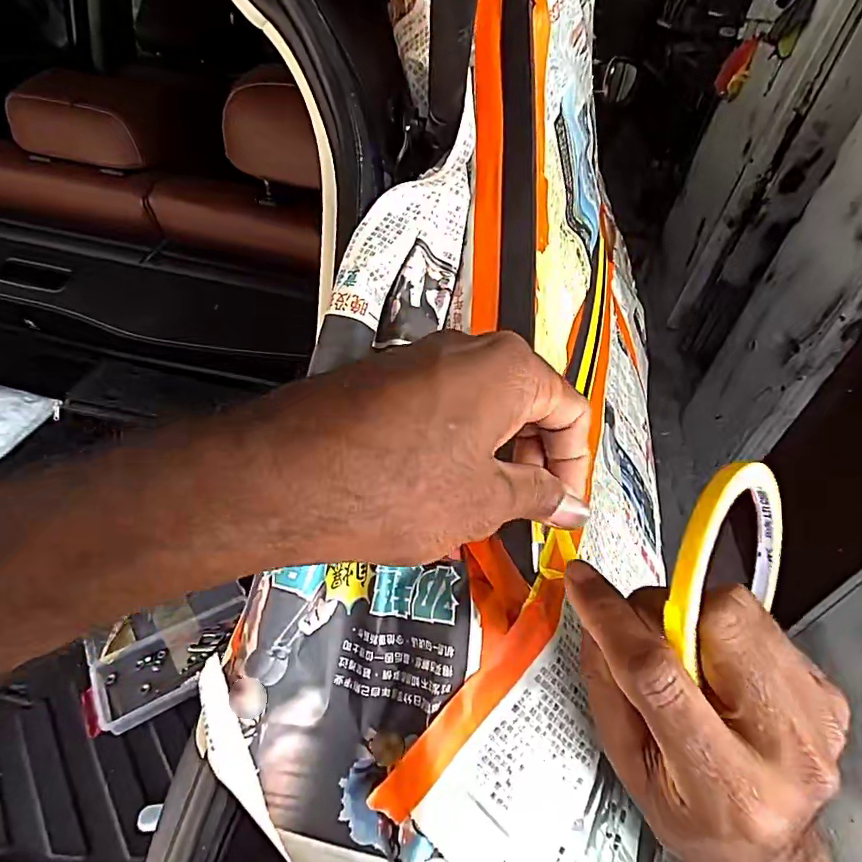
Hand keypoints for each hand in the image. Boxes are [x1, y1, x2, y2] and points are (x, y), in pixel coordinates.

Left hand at [226, 330, 589, 565]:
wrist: (287, 476)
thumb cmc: (390, 485)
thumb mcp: (482, 501)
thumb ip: (537, 496)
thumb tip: (568, 502)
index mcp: (505, 367)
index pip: (569, 410)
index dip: (574, 466)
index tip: (562, 505)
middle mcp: (462, 349)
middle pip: (522, 405)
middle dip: (529, 462)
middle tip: (521, 512)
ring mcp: (415, 360)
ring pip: (475, 411)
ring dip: (485, 460)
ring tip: (472, 510)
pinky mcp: (379, 380)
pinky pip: (434, 412)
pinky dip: (446, 450)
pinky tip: (429, 492)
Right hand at [567, 562, 861, 861]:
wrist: (767, 852)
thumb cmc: (690, 814)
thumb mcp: (627, 762)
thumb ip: (607, 685)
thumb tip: (594, 616)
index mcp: (726, 785)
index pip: (659, 676)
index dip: (612, 619)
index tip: (583, 583)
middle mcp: (785, 751)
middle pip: (717, 624)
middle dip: (661, 610)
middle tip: (643, 633)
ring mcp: (816, 719)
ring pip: (739, 611)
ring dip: (691, 616)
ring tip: (684, 658)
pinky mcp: (827, 693)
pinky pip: (760, 623)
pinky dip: (721, 629)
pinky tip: (717, 668)